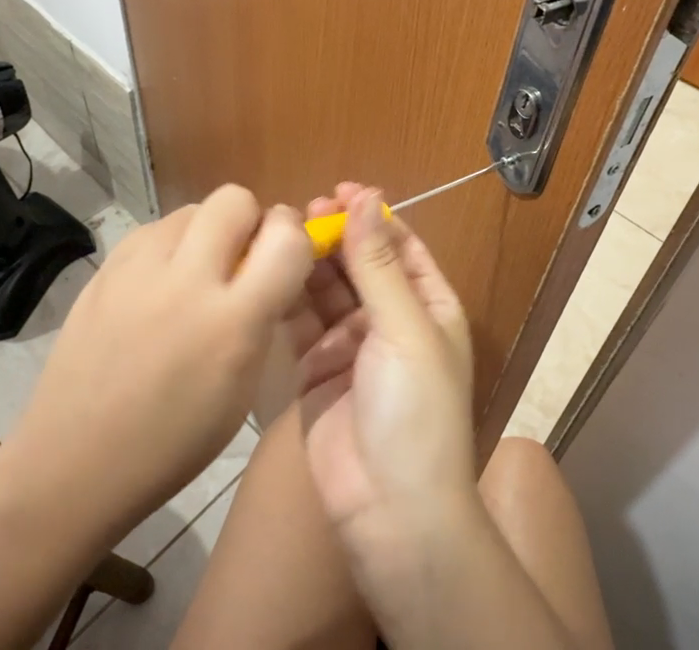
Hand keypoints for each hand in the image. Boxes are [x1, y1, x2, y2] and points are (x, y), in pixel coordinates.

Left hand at [8, 184, 314, 534]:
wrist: (75, 462)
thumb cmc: (174, 442)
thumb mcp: (244, 387)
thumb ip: (265, 315)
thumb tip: (276, 267)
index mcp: (232, 322)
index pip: (287, 237)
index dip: (297, 238)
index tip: (289, 259)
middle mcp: (186, 280)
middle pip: (235, 199)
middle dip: (251, 220)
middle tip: (244, 261)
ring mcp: (136, 270)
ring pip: (191, 209)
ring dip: (208, 231)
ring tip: (197, 275)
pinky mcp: (103, 270)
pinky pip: (152, 230)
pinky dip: (169, 246)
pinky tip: (159, 286)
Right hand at [288, 184, 477, 555]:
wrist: (389, 508)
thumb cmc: (414, 411)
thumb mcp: (404, 329)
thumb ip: (379, 265)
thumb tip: (368, 199)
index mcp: (429, 308)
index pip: (402, 248)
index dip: (374, 217)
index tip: (342, 190)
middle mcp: (391, 322)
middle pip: (361, 265)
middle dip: (336, 236)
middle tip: (303, 210)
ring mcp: (352, 348)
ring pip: (328, 291)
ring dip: (309, 262)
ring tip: (282, 233)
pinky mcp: (316, 372)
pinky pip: (301, 325)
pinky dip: (288, 298)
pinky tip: (268, 272)